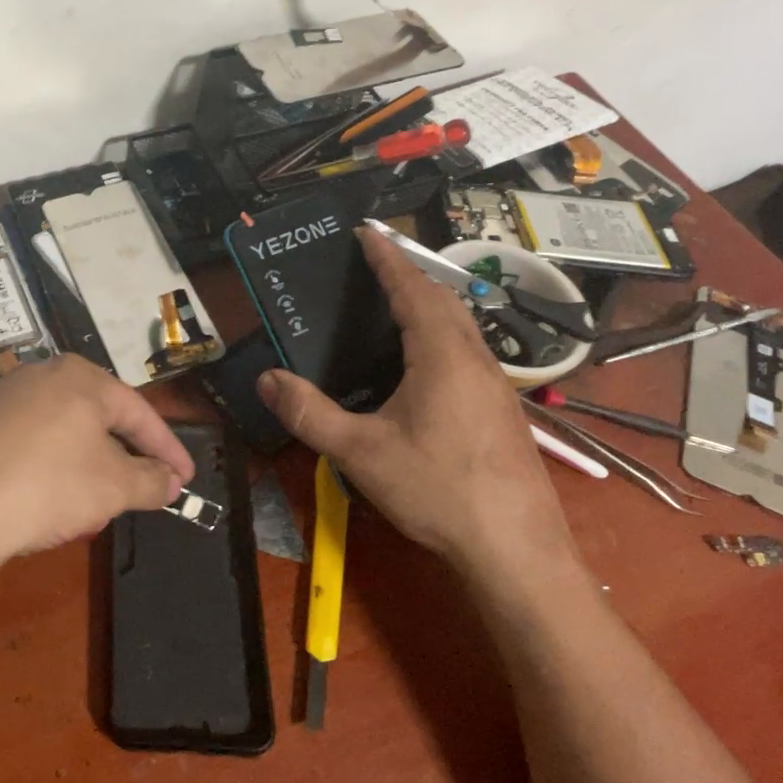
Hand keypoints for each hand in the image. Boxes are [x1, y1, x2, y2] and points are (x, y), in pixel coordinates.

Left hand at [0, 355, 194, 562]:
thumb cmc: (48, 487)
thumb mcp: (113, 488)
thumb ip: (151, 481)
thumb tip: (170, 480)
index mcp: (80, 377)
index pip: (138, 412)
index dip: (167, 449)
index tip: (186, 479)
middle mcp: (39, 374)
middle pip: (97, 416)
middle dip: (122, 454)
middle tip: (141, 487)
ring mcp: (0, 396)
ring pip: (60, 429)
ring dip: (83, 463)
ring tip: (92, 499)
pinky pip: (25, 441)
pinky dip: (45, 465)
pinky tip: (42, 496)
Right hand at [257, 227, 580, 583]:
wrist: (516, 550)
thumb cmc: (436, 491)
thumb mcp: (359, 452)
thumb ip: (309, 413)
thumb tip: (266, 379)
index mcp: (442, 357)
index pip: (412, 291)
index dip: (388, 259)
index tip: (367, 232)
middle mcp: (475, 361)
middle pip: (445, 301)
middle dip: (411, 276)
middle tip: (377, 265)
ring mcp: (497, 388)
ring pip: (464, 328)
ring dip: (432, 305)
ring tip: (397, 306)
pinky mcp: (502, 413)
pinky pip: (471, 353)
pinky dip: (443, 336)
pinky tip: (426, 366)